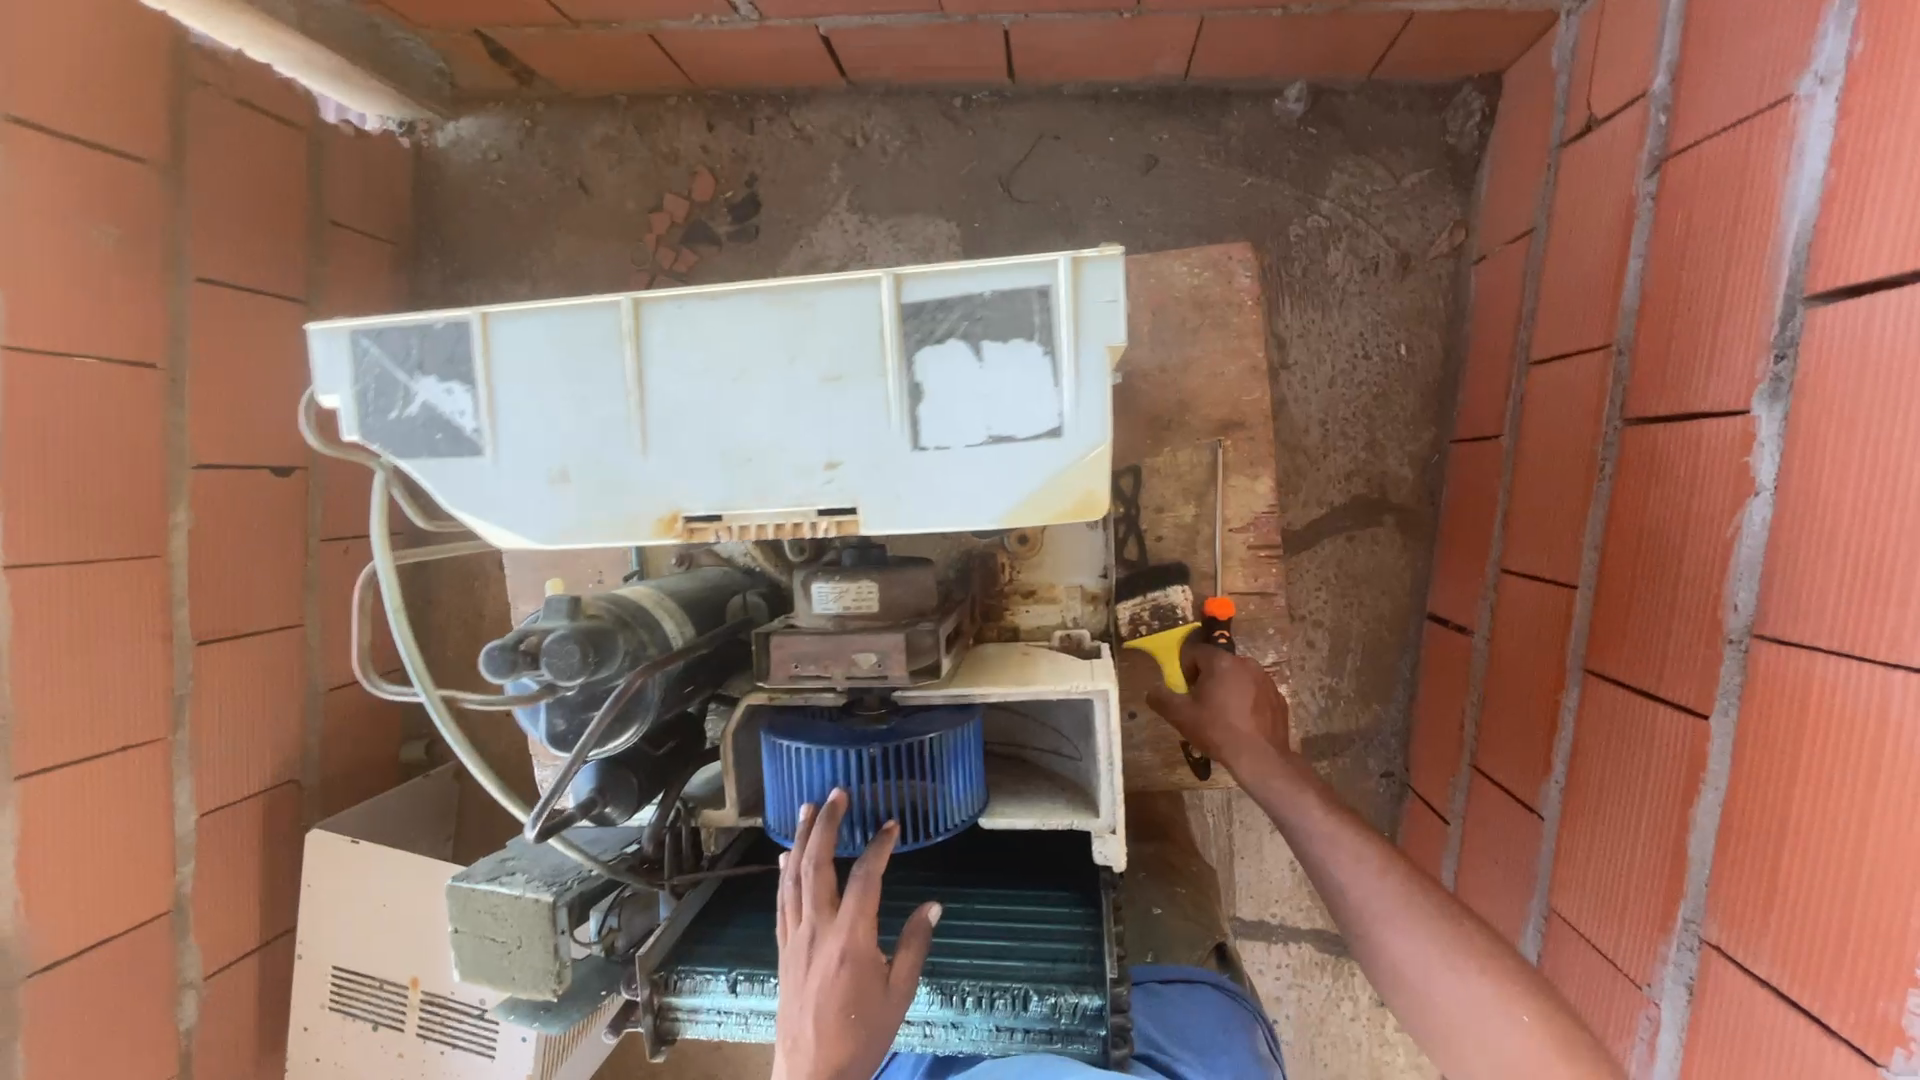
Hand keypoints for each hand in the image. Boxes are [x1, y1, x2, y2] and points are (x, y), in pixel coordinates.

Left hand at [771, 788, 941, 1079]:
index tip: (891, 824)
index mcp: (851, 939)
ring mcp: (794, 938)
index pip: (866, 877)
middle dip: (826, 824)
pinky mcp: (782, 949)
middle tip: (836, 793)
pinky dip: (784, 873)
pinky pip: (781, 901)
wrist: (812, 1077)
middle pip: (817, 864)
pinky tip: (785, 855)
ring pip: (793, 876)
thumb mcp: (900, 994)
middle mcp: (817, 929)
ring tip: (807, 807)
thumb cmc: (861, 1037)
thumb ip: (914, 945)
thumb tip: (933, 904)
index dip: (879, 846)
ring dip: (800, 838)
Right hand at [1145, 641, 1290, 771]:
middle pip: (1217, 664)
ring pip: (1238, 678)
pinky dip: (1246, 702)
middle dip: (1207, 680)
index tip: (1185, 692)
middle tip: (1202, 705)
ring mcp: (1266, 680)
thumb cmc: (1217, 731)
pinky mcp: (1278, 697)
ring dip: (1228, 690)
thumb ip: (1161, 698)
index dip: (1185, 670)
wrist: (1261, 758)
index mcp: (1221, 662)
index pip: (1195, 652)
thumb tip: (1153, 690)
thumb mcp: (1180, 716)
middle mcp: (1246, 663)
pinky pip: (1255, 692)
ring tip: (1224, 716)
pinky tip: (1242, 723)